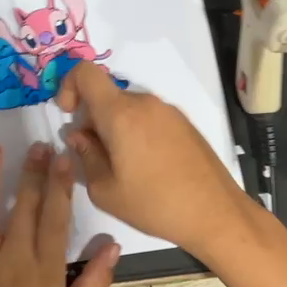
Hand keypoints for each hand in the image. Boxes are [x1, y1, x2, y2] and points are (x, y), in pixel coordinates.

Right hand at [56, 62, 244, 245]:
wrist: (217, 215)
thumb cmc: (155, 204)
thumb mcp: (105, 191)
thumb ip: (84, 156)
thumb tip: (79, 136)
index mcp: (120, 113)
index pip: (85, 72)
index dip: (68, 86)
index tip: (70, 116)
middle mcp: (145, 103)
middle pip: (106, 95)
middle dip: (92, 119)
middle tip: (96, 156)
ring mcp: (169, 111)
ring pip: (127, 108)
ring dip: (115, 128)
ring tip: (124, 167)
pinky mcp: (185, 124)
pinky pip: (149, 117)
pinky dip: (137, 132)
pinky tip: (148, 167)